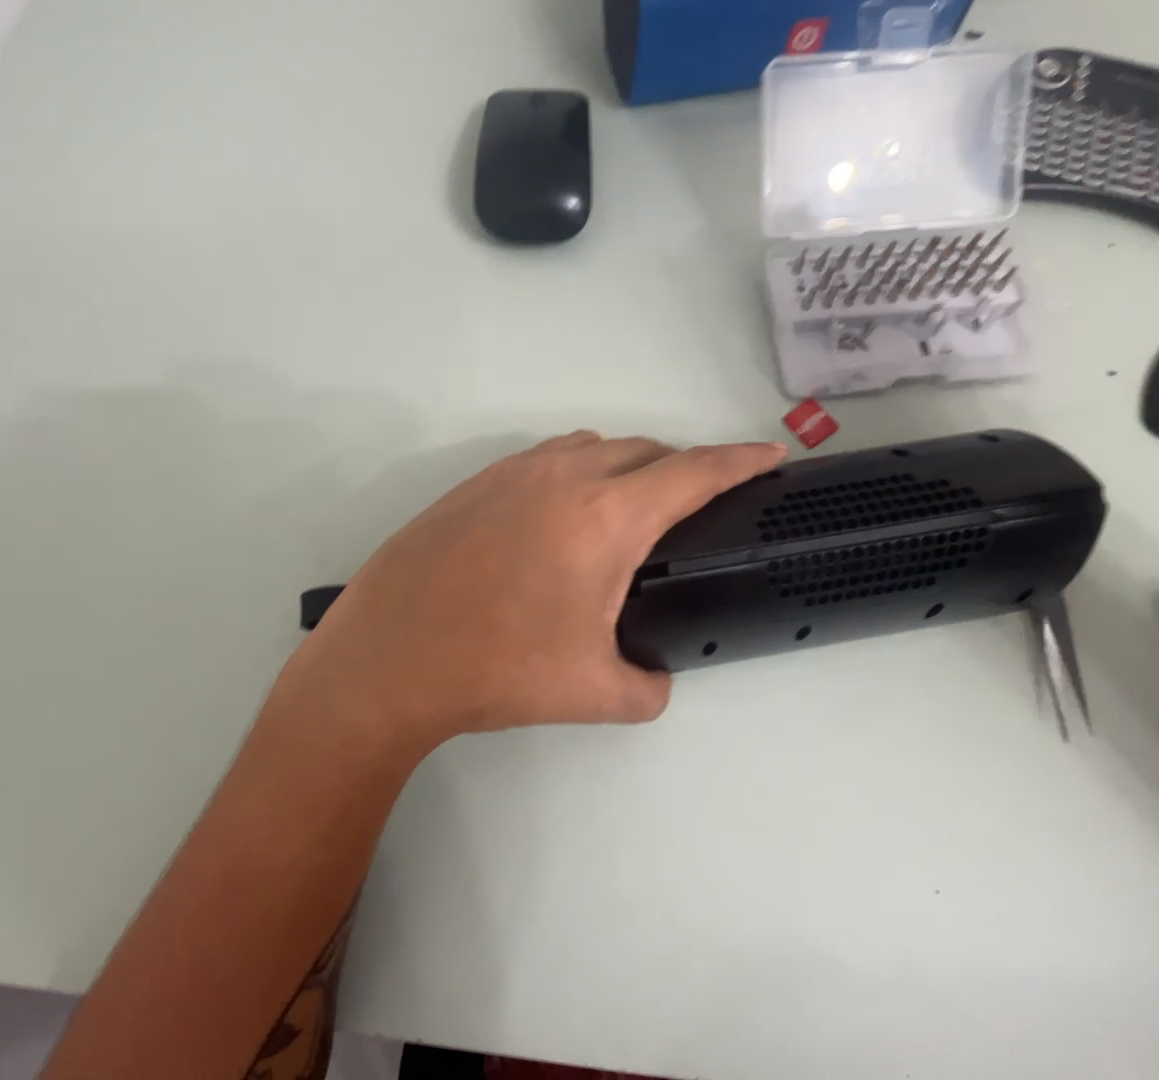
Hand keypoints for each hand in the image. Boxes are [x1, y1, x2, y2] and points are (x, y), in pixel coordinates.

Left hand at [268, 433, 787, 753]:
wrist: (388, 659)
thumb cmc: (496, 669)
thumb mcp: (592, 693)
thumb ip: (648, 688)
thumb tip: (654, 682)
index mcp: (606, 518)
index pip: (694, 473)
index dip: (741, 460)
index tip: (771, 453)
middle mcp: (563, 478)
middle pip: (645, 451)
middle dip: (682, 468)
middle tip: (695, 506)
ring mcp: (512, 474)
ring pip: (591, 448)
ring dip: (624, 466)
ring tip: (629, 510)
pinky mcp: (473, 485)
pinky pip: (544, 462)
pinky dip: (574, 475)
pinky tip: (559, 522)